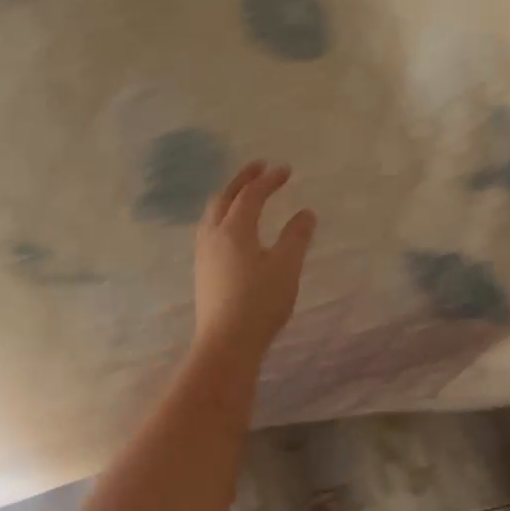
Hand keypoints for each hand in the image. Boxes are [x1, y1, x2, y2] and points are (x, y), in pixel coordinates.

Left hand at [193, 161, 315, 359]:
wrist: (226, 342)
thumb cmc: (260, 302)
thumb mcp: (286, 267)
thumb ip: (296, 237)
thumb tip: (306, 213)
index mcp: (235, 229)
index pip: (251, 194)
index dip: (269, 179)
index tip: (286, 169)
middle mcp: (214, 235)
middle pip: (225, 197)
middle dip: (242, 179)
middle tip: (260, 168)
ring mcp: (204, 253)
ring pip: (212, 213)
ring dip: (229, 196)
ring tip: (244, 194)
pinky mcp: (203, 270)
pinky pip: (210, 229)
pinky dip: (223, 215)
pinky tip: (231, 229)